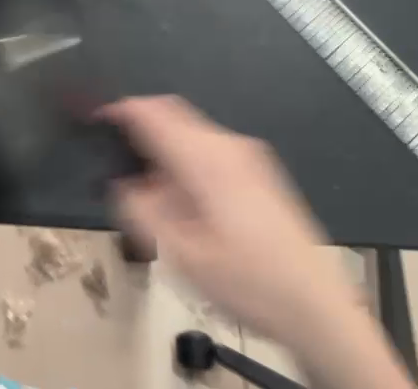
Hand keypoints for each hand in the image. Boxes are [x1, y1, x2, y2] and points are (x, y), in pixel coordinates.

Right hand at [102, 96, 363, 347]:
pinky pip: (211, 148)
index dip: (122, 109)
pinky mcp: (260, 172)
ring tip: (151, 193)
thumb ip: (143, 212)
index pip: (155, 112)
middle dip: (142, 126)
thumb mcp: (182, 256)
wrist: (318, 308)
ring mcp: (250, 157)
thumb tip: (123, 185)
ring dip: (165, 146)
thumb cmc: (251, 284)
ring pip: (193, 131)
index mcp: (207, 160)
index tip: (99, 117)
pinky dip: (186, 157)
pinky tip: (185, 200)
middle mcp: (230, 147)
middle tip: (118, 156)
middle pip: (174, 113)